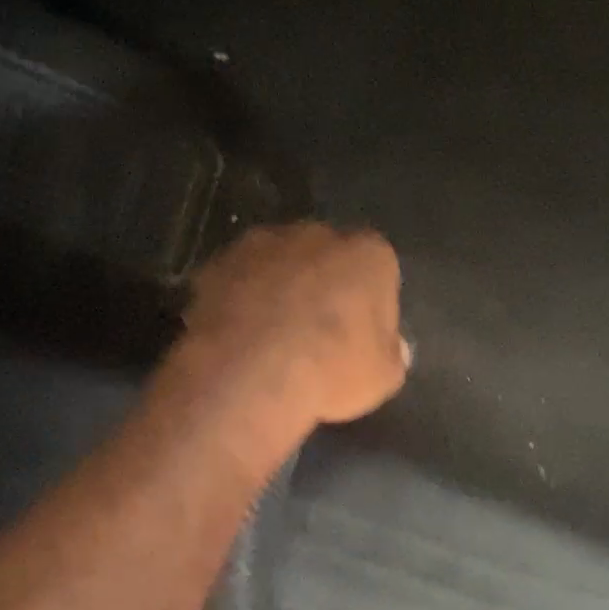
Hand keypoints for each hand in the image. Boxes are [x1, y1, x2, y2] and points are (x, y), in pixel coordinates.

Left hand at [182, 222, 409, 425]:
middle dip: (327, 284)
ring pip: (282, 263)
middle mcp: (317, 234)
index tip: (365, 331)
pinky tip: (246, 336)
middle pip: (329, 256)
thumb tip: (392, 347)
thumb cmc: (334, 368)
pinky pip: (241, 280)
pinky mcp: (217, 263)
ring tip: (279, 334)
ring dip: (283, 288)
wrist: (250, 373)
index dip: (373, 300)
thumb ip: (391, 352)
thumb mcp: (385, 375)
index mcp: (368, 254)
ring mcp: (262, 244)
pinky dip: (245, 300)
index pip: (379, 267)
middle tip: (324, 330)